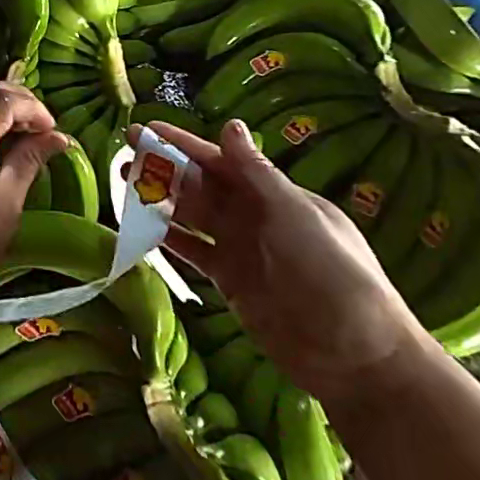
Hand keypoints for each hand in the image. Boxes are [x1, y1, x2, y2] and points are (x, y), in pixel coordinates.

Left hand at [0, 80, 71, 299]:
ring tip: (28, 126)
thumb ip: (31, 157)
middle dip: (19, 99)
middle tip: (42, 124)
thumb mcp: (10, 198)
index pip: (2, 102)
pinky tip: (8, 132)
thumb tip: (61, 136)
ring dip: (4, 102)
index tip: (52, 130)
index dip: (33, 109)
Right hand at [130, 119, 428, 406]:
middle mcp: (253, 216)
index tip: (147, 128)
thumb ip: (257, 174)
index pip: (219, 160)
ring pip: (192, 217)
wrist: (355, 354)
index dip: (183, 144)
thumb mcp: (295, 216)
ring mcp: (240, 250)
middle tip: (125, 152)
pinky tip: (144, 230)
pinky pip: (194, 254)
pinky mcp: (231, 283)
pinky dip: (170, 241)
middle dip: (164, 167)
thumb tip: (230, 125)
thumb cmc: (333, 274)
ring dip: (160, 200)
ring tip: (124, 183)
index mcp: (272, 192)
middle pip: (200, 185)